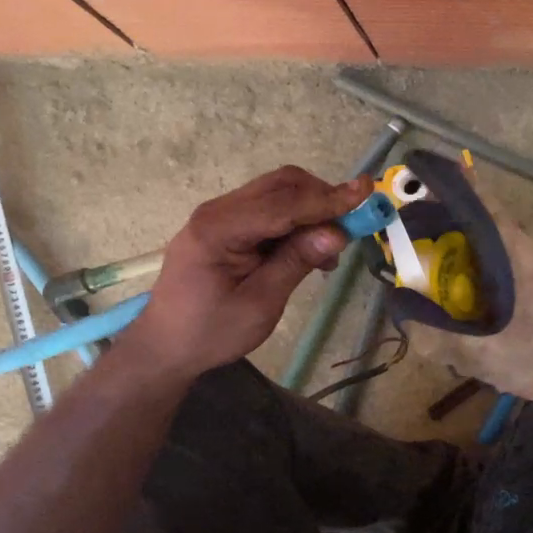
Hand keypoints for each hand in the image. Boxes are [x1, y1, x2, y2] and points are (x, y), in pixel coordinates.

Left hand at [122, 166, 370, 378]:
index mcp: (218, 229)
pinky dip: (299, 219)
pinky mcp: (228, 224)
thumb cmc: (211, 332)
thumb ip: (296, 262)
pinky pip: (271, 208)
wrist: (165, 347)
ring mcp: (221, 215)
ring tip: (334, 244)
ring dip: (313, 208)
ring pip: (279, 192)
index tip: (367, 194)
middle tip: (355, 224)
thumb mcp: (260, 303)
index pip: (283, 204)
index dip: (327, 199)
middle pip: (282, 185)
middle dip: (323, 197)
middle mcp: (217, 211)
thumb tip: (336, 232)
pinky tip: (312, 248)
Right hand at [407, 205, 532, 452]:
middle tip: (407, 225)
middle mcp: (531, 248)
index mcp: (518, 257)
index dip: (448, 188)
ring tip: (425, 247)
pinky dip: (476, 252)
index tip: (416, 180)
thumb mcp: (474, 355)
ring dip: (461, 235)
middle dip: (444, 214)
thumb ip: (431, 332)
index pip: (483, 205)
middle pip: (483, 215)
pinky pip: (502, 250)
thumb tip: (400, 303)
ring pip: (493, 233)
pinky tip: (455, 272)